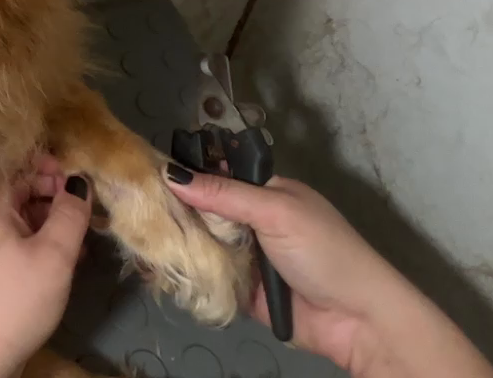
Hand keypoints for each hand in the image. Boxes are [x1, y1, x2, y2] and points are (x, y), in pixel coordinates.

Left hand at [0, 154, 92, 377]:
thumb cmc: (16, 296)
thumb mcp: (53, 254)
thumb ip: (68, 215)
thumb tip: (78, 180)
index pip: (18, 169)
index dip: (45, 166)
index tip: (75, 175)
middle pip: (22, 193)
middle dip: (56, 195)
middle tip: (88, 207)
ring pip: (25, 221)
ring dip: (54, 221)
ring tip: (85, 235)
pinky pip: (22, 244)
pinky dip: (45, 244)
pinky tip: (68, 261)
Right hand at [165, 171, 492, 377]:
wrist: (361, 323)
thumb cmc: (326, 253)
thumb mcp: (276, 211)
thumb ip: (223, 193)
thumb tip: (170, 173)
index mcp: (263, 192)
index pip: (215, 173)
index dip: (184, 170)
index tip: (145, 169)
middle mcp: (249, 220)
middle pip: (201, 207)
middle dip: (172, 206)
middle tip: (131, 201)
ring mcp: (243, 255)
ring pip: (199, 240)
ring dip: (174, 237)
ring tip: (134, 230)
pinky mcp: (238, 288)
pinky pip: (205, 274)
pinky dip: (184, 269)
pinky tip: (151, 262)